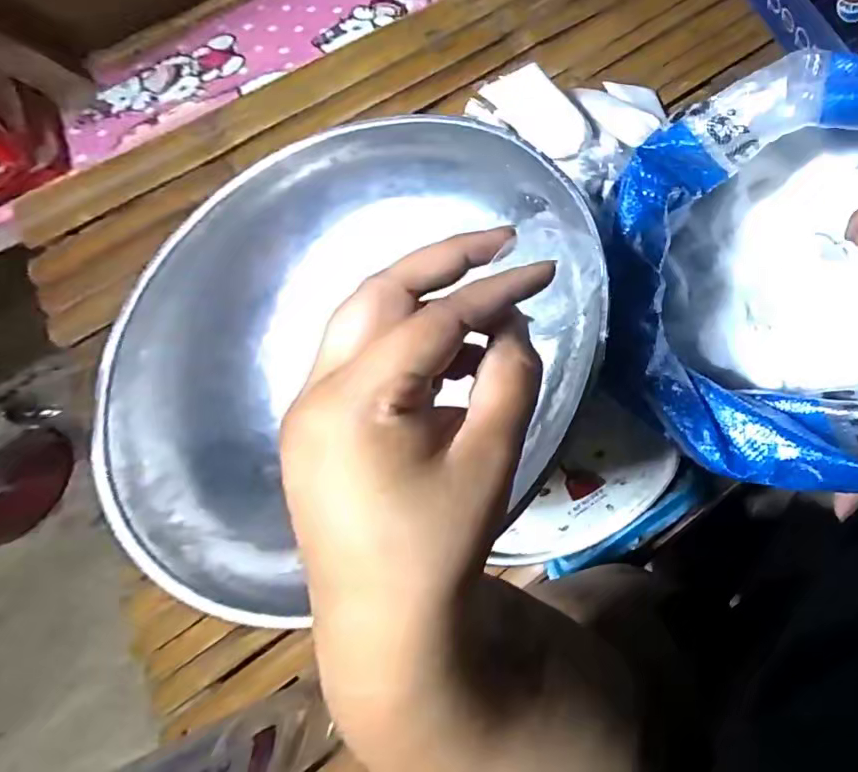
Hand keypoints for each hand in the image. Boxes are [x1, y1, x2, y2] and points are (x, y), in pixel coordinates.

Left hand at [279, 227, 552, 634]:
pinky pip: (367, 353)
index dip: (497, 287)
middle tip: (503, 240)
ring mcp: (309, 407)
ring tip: (490, 303)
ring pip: (365, 318)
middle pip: (378, 293)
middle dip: (444, 258)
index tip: (548, 269)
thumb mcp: (494, 450)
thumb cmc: (444, 536)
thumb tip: (513, 323)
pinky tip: (459, 354)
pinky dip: (415, 336)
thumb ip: (511, 372)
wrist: (388, 616)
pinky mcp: (321, 422)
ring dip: (428, 296)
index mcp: (354, 400)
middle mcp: (315, 391)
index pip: (435, 317)